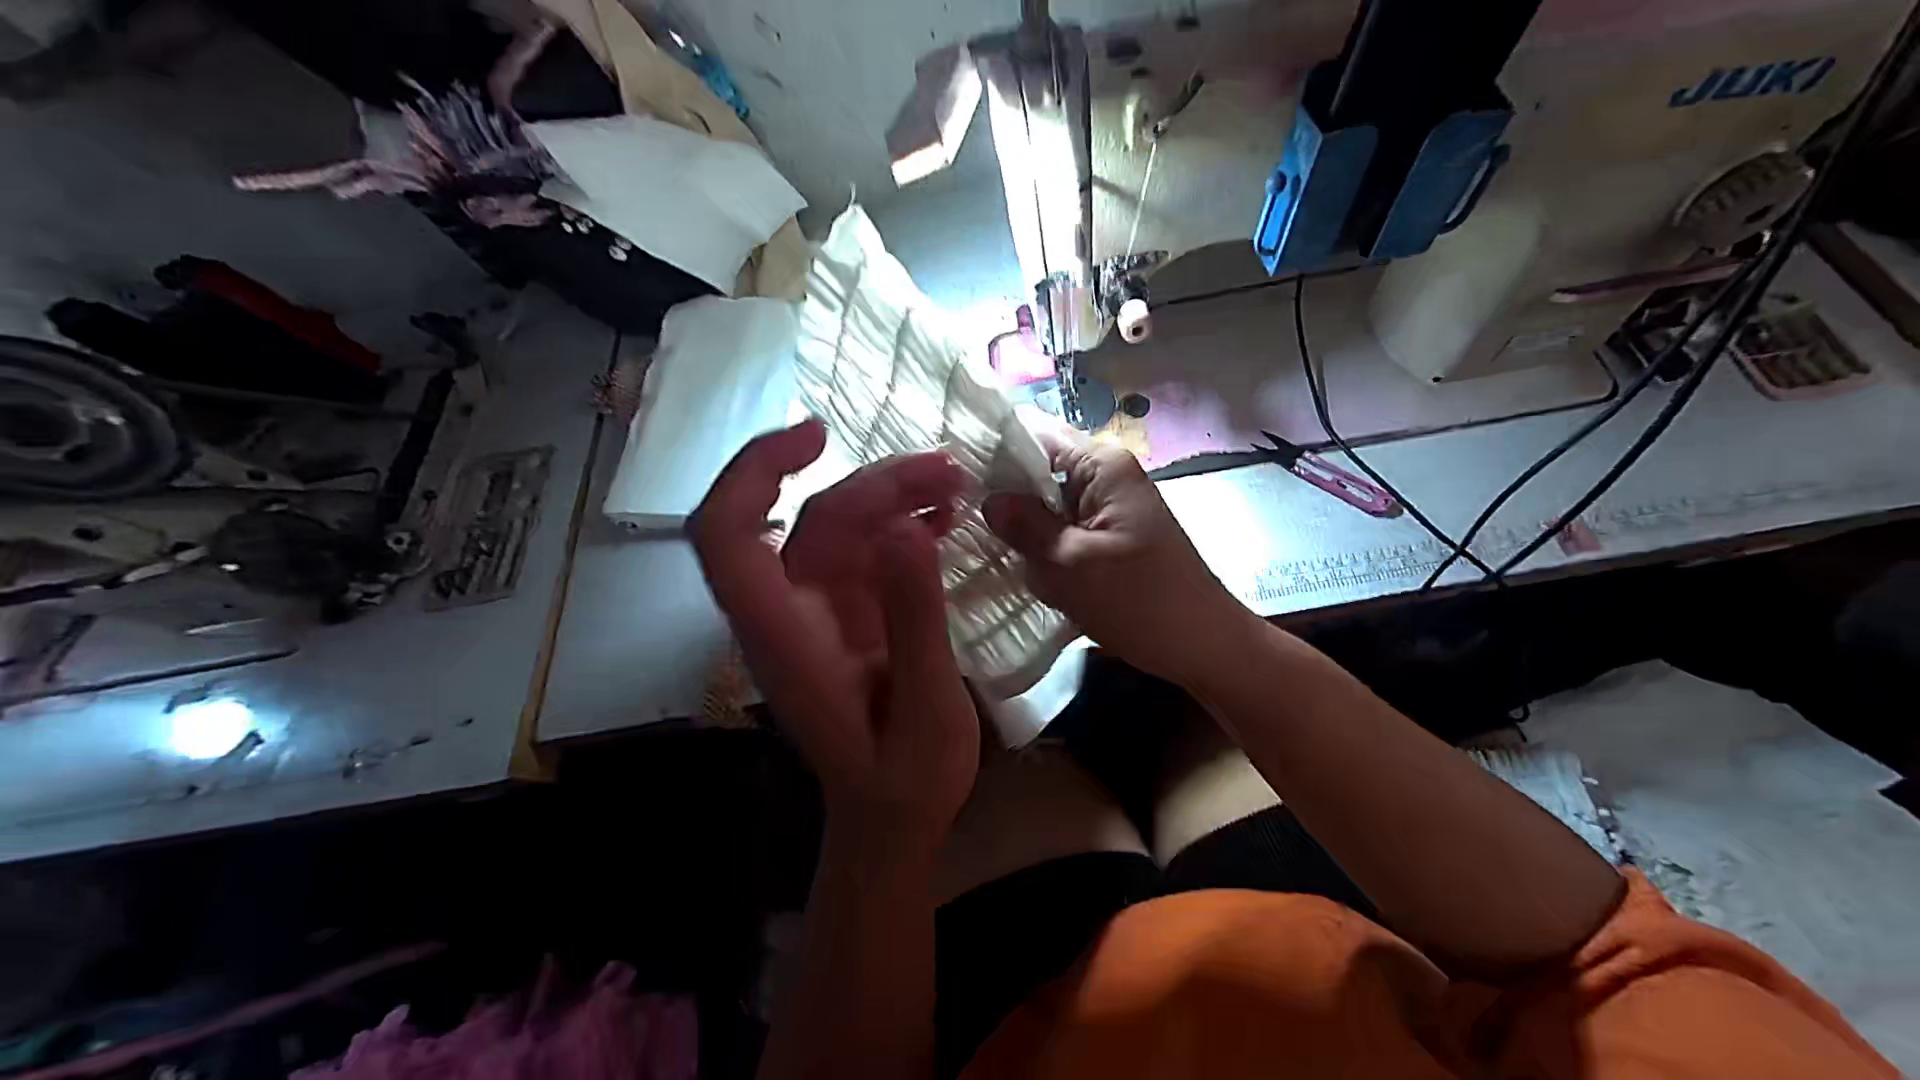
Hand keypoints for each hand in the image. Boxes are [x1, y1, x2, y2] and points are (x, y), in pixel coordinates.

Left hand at [690, 419, 979, 846]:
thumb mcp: (924, 707)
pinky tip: (945, 519)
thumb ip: (913, 620)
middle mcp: (792, 610)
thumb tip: (907, 528)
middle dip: (878, 484)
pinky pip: (870, 550)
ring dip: (899, 496)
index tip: (814, 438)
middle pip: (815, 519)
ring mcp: (822, 608)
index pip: (729, 537)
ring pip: (846, 526)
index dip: (753, 474)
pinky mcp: (852, 611)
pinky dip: (905, 524)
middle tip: (951, 473)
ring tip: (958, 486)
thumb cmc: (901, 781)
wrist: (893, 818)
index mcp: (784, 635)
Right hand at [982, 430, 1260, 685]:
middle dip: (1004, 497)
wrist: (1204, 647)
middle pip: (1036, 470)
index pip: (1034, 434)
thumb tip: (988, 501)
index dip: (992, 450)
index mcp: (1102, 466)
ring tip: (985, 551)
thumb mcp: (1073, 564)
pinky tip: (1021, 570)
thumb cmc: (1143, 602)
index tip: (951, 477)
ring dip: (1022, 531)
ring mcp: (1105, 509)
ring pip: (1044, 506)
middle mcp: (1104, 477)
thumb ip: (1026, 527)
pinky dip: (1041, 550)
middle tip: (958, 522)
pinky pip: (1060, 533)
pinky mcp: (1105, 539)